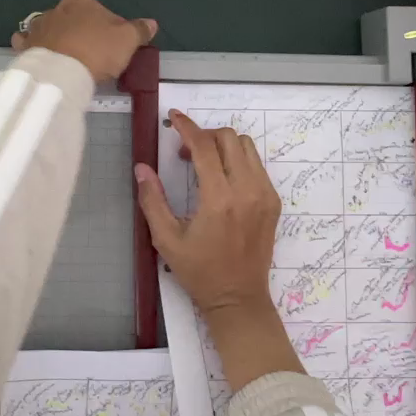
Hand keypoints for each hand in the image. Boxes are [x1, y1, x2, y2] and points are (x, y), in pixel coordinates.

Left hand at [11, 0, 156, 81]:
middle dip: (83, 32)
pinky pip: (29, 44)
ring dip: (59, 39)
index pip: (101, 12)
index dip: (111, 28)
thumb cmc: (97, 50)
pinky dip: (35, 47)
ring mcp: (37, 27)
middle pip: (75, 20)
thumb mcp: (127, 40)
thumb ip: (139, 30)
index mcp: (81, 1)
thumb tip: (151, 23)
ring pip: (52, 30)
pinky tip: (43, 56)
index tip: (116, 46)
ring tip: (69, 58)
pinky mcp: (25, 46)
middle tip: (94, 54)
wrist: (60, 73)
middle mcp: (56, 8)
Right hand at [135, 110, 278, 313]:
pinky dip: (238, 161)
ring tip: (204, 164)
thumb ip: (152, 200)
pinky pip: (257, 165)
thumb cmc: (199, 271)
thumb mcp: (166, 239)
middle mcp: (247, 191)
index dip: (187, 127)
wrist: (238, 298)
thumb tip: (142, 168)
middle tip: (184, 152)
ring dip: (222, 145)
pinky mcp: (273, 201)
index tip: (173, 117)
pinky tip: (222, 179)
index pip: (204, 147)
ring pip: (246, 147)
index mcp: (219, 200)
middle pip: (228, 138)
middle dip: (203, 136)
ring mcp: (264, 195)